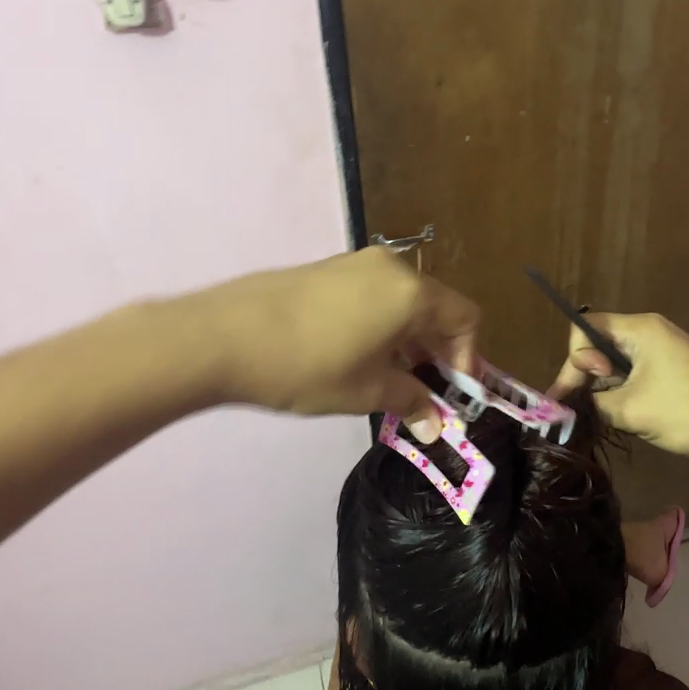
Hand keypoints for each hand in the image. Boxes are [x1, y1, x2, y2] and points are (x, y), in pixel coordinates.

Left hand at [197, 247, 476, 438]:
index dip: (467, 359)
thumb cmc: (307, 366)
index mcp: (412, 293)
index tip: (450, 395)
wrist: (221, 336)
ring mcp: (357, 263)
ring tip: (391, 378)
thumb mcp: (366, 391)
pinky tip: (360, 355)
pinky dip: (383, 324)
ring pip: (405, 301)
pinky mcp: (328, 269)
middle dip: (438, 351)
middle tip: (425, 392)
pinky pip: (376, 294)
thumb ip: (411, 401)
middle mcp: (392, 268)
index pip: (465, 319)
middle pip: (437, 307)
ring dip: (410, 339)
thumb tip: (436, 425)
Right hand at [546, 313, 688, 468]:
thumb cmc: (688, 413)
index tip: (584, 390)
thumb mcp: (630, 410)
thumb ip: (593, 401)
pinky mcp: (674, 370)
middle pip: (599, 344)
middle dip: (583, 376)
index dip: (576, 360)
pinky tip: (621, 416)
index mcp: (641, 329)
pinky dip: (622, 393)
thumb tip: (568, 404)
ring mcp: (664, 351)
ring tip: (598, 417)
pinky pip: (635, 374)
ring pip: (616, 363)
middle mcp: (650, 332)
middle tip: (573, 412)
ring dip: (603, 388)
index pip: (586, 328)